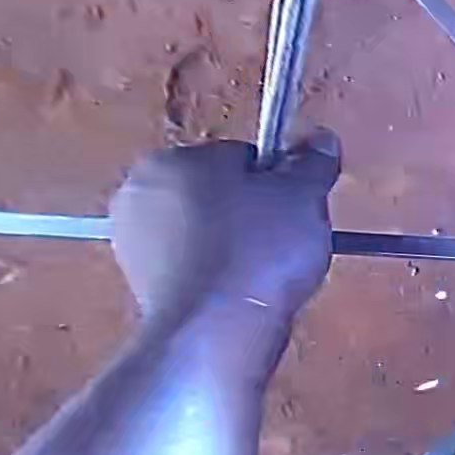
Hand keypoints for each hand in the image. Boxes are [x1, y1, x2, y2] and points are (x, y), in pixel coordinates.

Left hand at [110, 136, 338, 322]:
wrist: (220, 318)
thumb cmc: (265, 247)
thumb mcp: (304, 198)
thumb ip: (312, 164)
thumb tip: (321, 136)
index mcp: (178, 159)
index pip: (246, 156)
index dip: (283, 181)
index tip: (304, 208)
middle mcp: (141, 185)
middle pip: (223, 187)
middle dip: (258, 207)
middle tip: (294, 235)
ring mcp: (133, 230)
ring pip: (208, 221)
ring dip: (240, 235)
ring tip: (274, 263)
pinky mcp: (140, 268)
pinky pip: (195, 252)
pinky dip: (221, 261)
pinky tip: (247, 280)